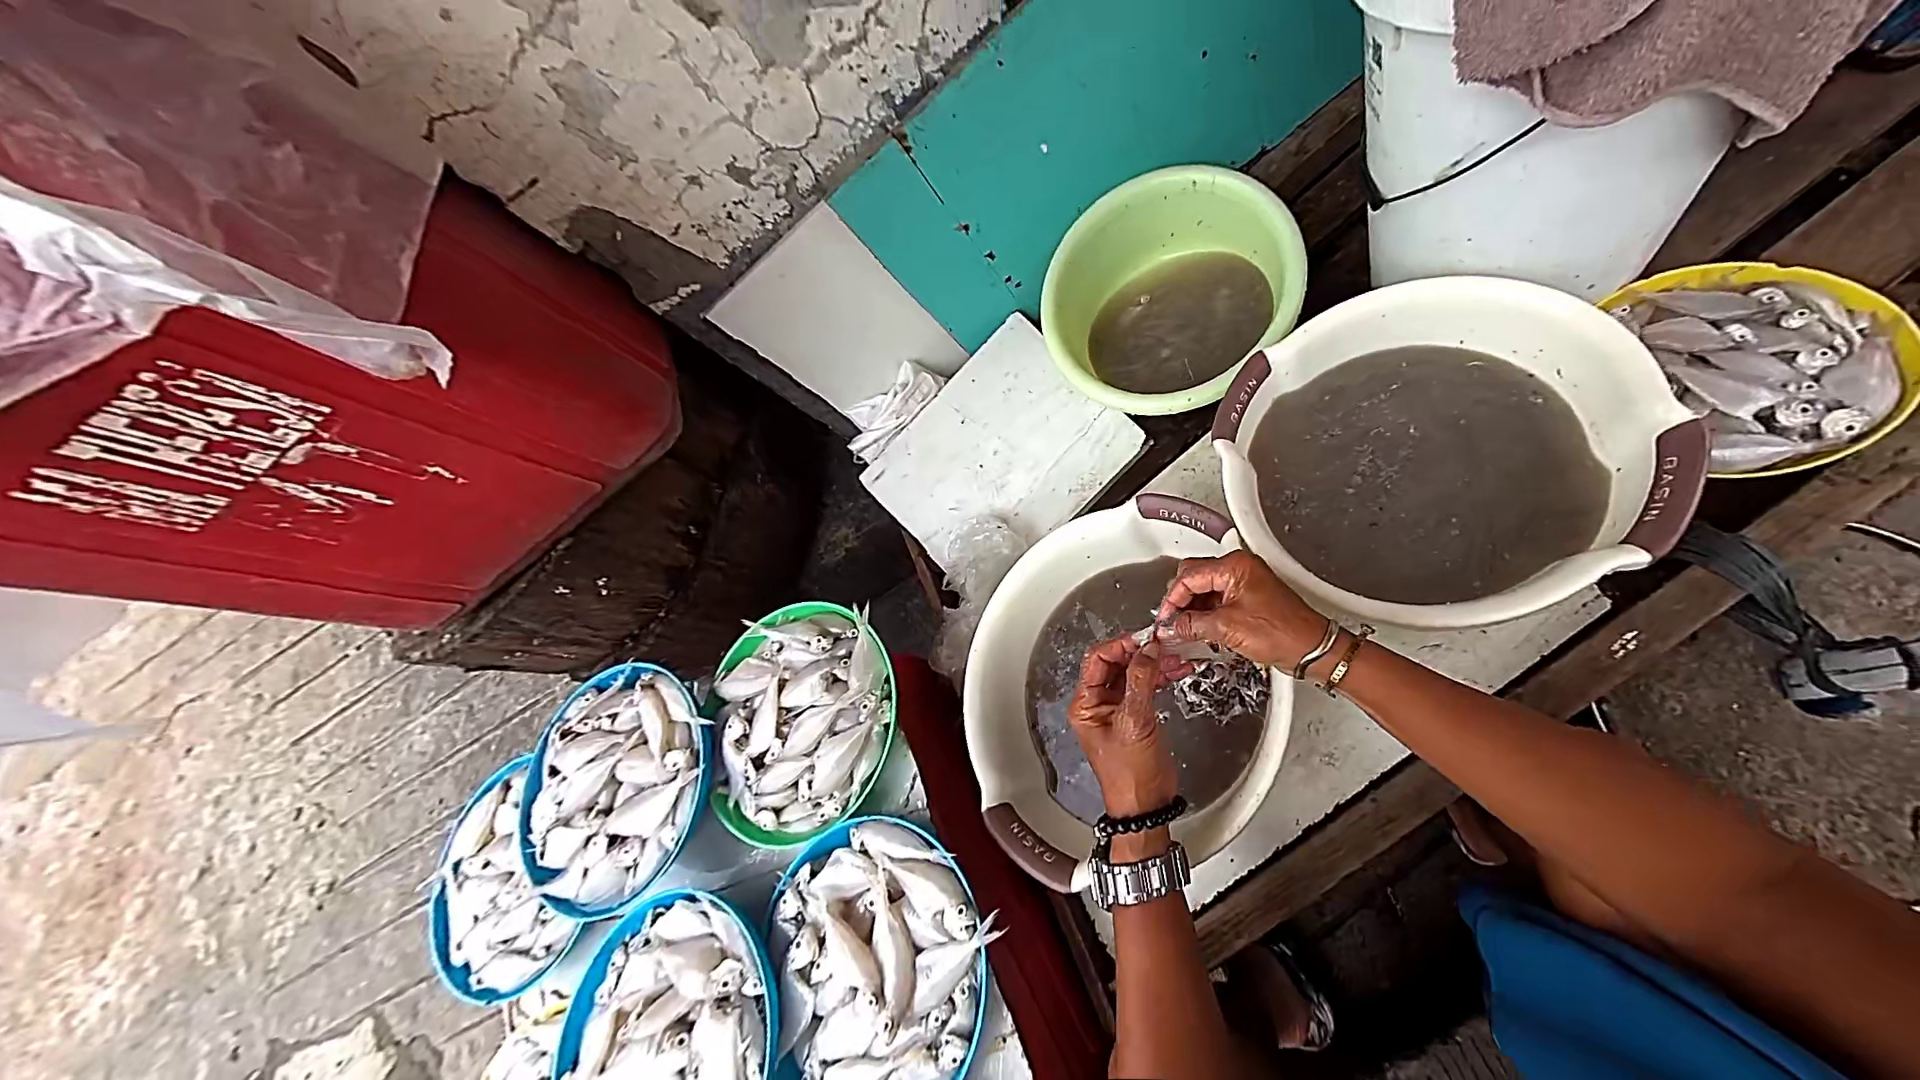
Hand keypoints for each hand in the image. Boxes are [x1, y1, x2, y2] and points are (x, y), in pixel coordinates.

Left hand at [1066, 636, 1187, 817]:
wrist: (1146, 806)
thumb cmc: (1131, 776)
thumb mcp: (1135, 723)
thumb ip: (1141, 683)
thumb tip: (1147, 651)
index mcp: (1086, 704)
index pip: (1098, 660)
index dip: (1121, 646)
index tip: (1144, 640)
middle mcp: (1098, 703)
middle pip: (1116, 663)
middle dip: (1141, 652)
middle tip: (1163, 645)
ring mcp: (1116, 709)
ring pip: (1133, 673)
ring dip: (1154, 663)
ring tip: (1176, 656)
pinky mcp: (1135, 715)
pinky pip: (1145, 686)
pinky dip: (1160, 677)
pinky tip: (1176, 671)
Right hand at [1154, 551, 1328, 669]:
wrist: (1313, 650)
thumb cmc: (1284, 634)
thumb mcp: (1226, 629)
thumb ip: (1191, 624)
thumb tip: (1171, 627)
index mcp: (1235, 567)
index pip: (1188, 576)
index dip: (1172, 600)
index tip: (1166, 618)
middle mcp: (1240, 569)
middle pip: (1194, 578)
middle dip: (1180, 602)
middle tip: (1172, 622)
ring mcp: (1245, 582)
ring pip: (1204, 590)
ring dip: (1193, 609)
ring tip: (1186, 629)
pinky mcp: (1248, 598)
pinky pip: (1217, 600)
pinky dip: (1206, 614)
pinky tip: (1201, 629)